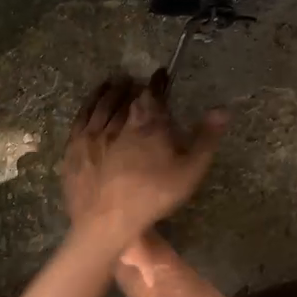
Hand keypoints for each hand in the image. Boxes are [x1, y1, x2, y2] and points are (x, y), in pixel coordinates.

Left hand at [60, 71, 226, 244]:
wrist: (107, 221)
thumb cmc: (152, 197)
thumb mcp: (188, 172)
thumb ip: (205, 139)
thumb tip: (222, 110)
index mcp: (147, 126)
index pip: (152, 96)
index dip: (156, 84)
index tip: (160, 75)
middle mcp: (118, 123)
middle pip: (125, 99)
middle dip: (132, 88)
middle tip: (135, 80)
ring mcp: (92, 134)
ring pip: (101, 105)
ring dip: (109, 92)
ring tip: (114, 83)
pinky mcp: (73, 147)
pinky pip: (81, 117)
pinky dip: (88, 105)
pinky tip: (91, 103)